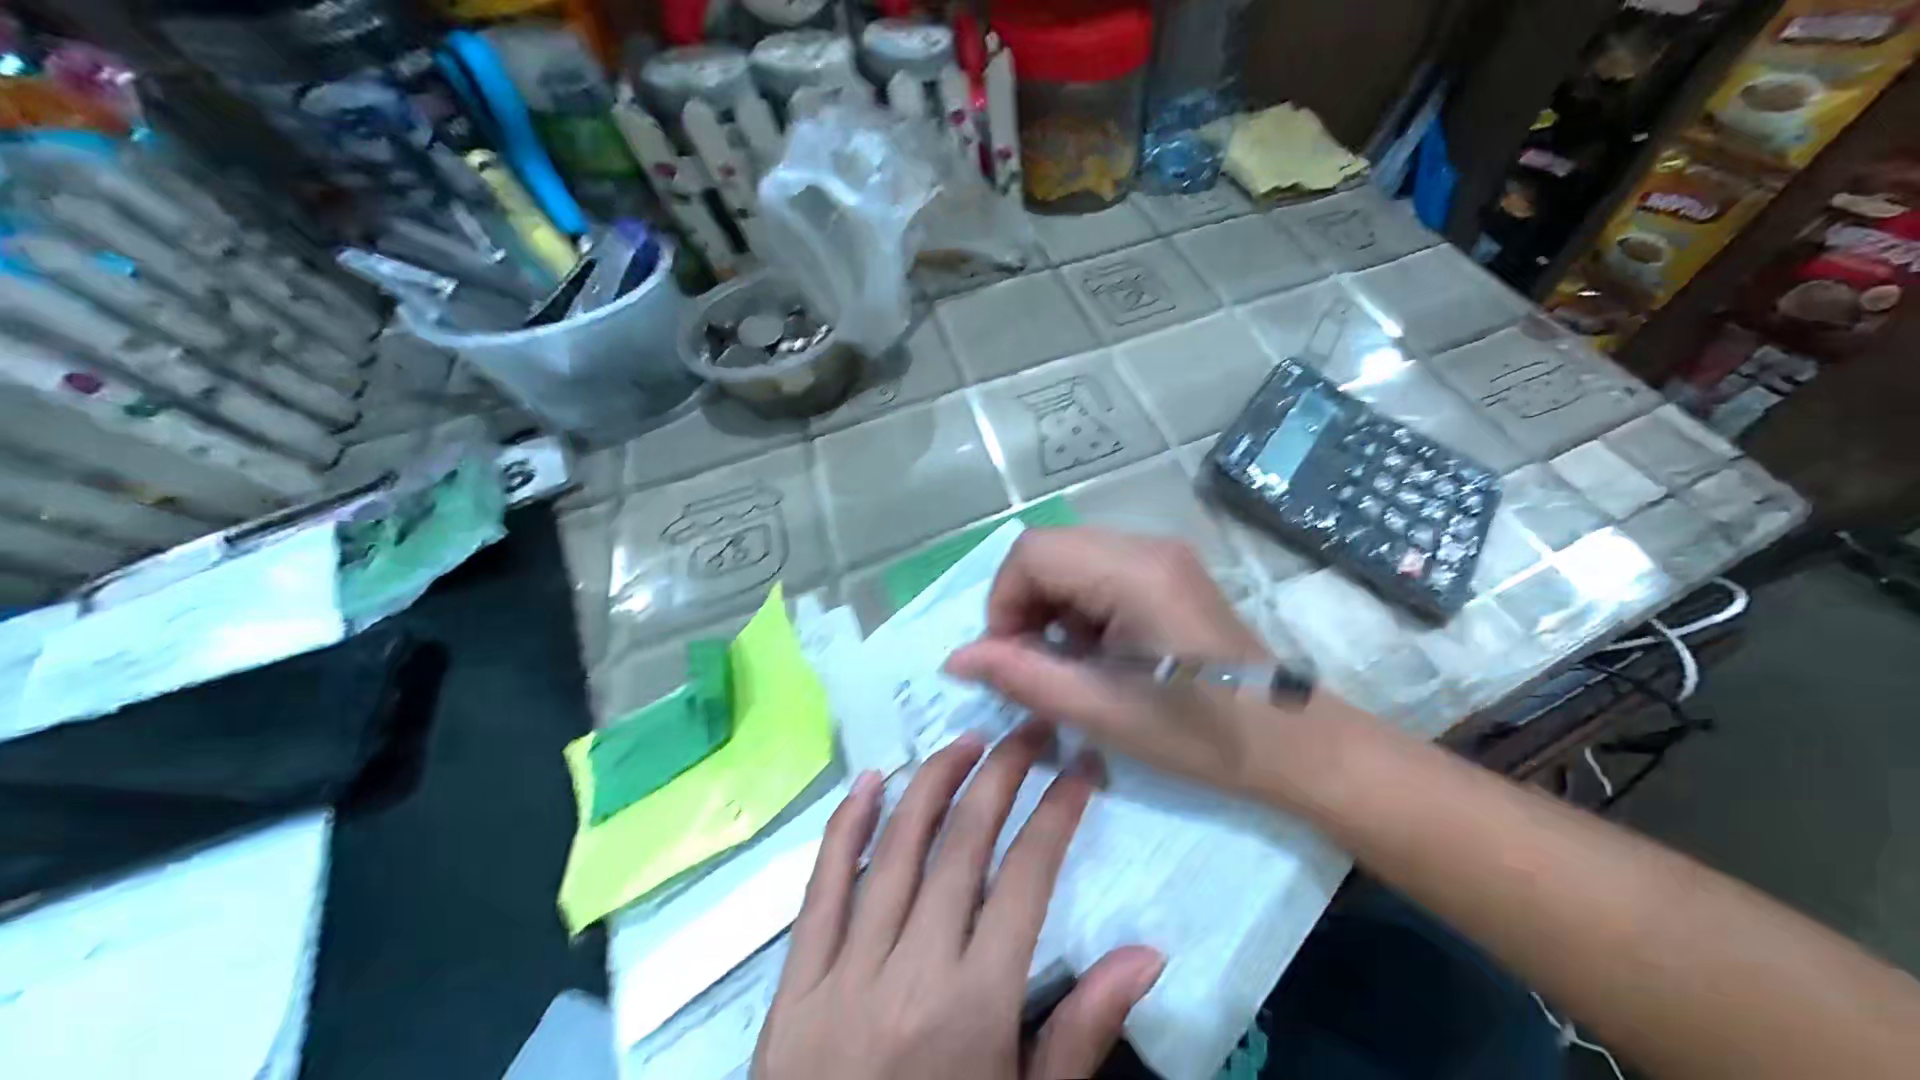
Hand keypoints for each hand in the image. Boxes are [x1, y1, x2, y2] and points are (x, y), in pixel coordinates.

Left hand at [753, 725, 1164, 1079]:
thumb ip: (1081, 1032)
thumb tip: (1146, 953)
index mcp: (976, 1003)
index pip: (1026, 878)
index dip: (1056, 812)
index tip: (1079, 767)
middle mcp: (913, 968)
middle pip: (963, 846)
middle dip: (1002, 776)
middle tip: (1028, 732)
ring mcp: (847, 968)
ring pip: (896, 850)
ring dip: (934, 784)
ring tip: (968, 741)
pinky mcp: (797, 979)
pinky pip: (822, 887)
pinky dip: (846, 828)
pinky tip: (871, 780)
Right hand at [945, 528, 1363, 798]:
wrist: (1287, 740)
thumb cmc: (1198, 733)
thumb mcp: (1099, 711)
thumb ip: (1022, 677)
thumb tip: (956, 658)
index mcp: (1134, 573)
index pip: (1032, 554)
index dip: (1004, 602)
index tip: (1011, 658)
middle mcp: (1146, 546)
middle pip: (1047, 551)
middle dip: (1023, 604)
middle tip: (1034, 662)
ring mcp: (1161, 554)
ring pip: (1069, 558)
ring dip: (1049, 605)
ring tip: (1068, 659)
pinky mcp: (1168, 570)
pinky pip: (1096, 569)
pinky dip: (1077, 605)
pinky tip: (1096, 649)